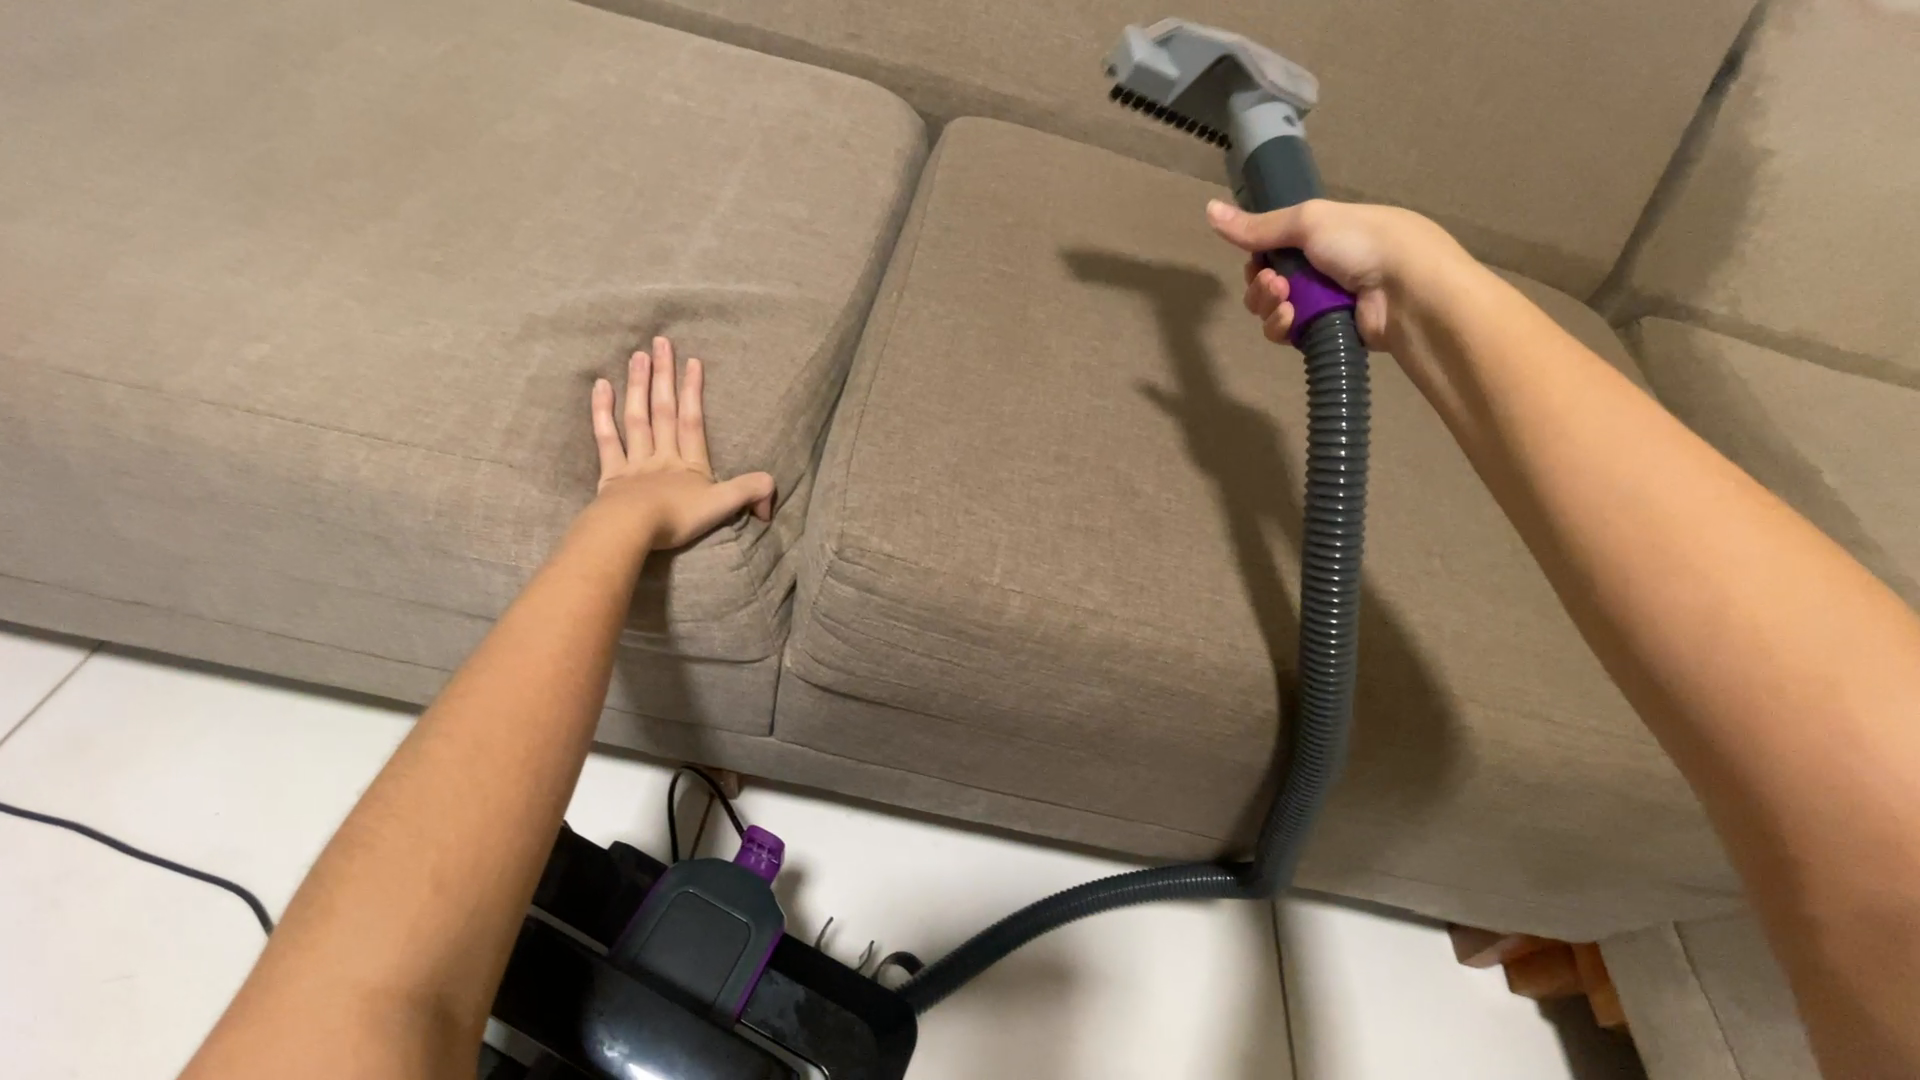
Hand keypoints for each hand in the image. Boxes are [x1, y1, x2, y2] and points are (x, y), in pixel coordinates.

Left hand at [589, 336, 775, 550]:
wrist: (632, 529)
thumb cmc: (678, 517)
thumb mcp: (723, 506)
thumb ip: (751, 492)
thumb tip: (770, 493)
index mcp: (690, 464)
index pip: (693, 420)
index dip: (693, 391)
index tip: (692, 361)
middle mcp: (663, 456)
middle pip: (664, 411)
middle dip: (664, 376)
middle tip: (660, 343)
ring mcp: (635, 463)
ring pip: (637, 418)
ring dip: (638, 386)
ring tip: (637, 356)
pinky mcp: (611, 475)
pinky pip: (606, 438)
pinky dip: (602, 412)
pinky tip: (601, 386)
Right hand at [1206, 198, 1476, 349]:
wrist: (1407, 290)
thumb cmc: (1363, 243)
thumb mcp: (1308, 222)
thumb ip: (1257, 226)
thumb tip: (1208, 209)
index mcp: (1323, 235)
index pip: (1273, 249)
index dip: (1257, 257)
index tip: (1258, 259)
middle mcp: (1322, 268)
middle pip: (1267, 282)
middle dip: (1260, 285)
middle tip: (1274, 283)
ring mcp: (1324, 302)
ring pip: (1273, 310)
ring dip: (1268, 305)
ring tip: (1285, 301)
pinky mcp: (1324, 333)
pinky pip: (1287, 333)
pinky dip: (1282, 326)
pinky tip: (1292, 319)